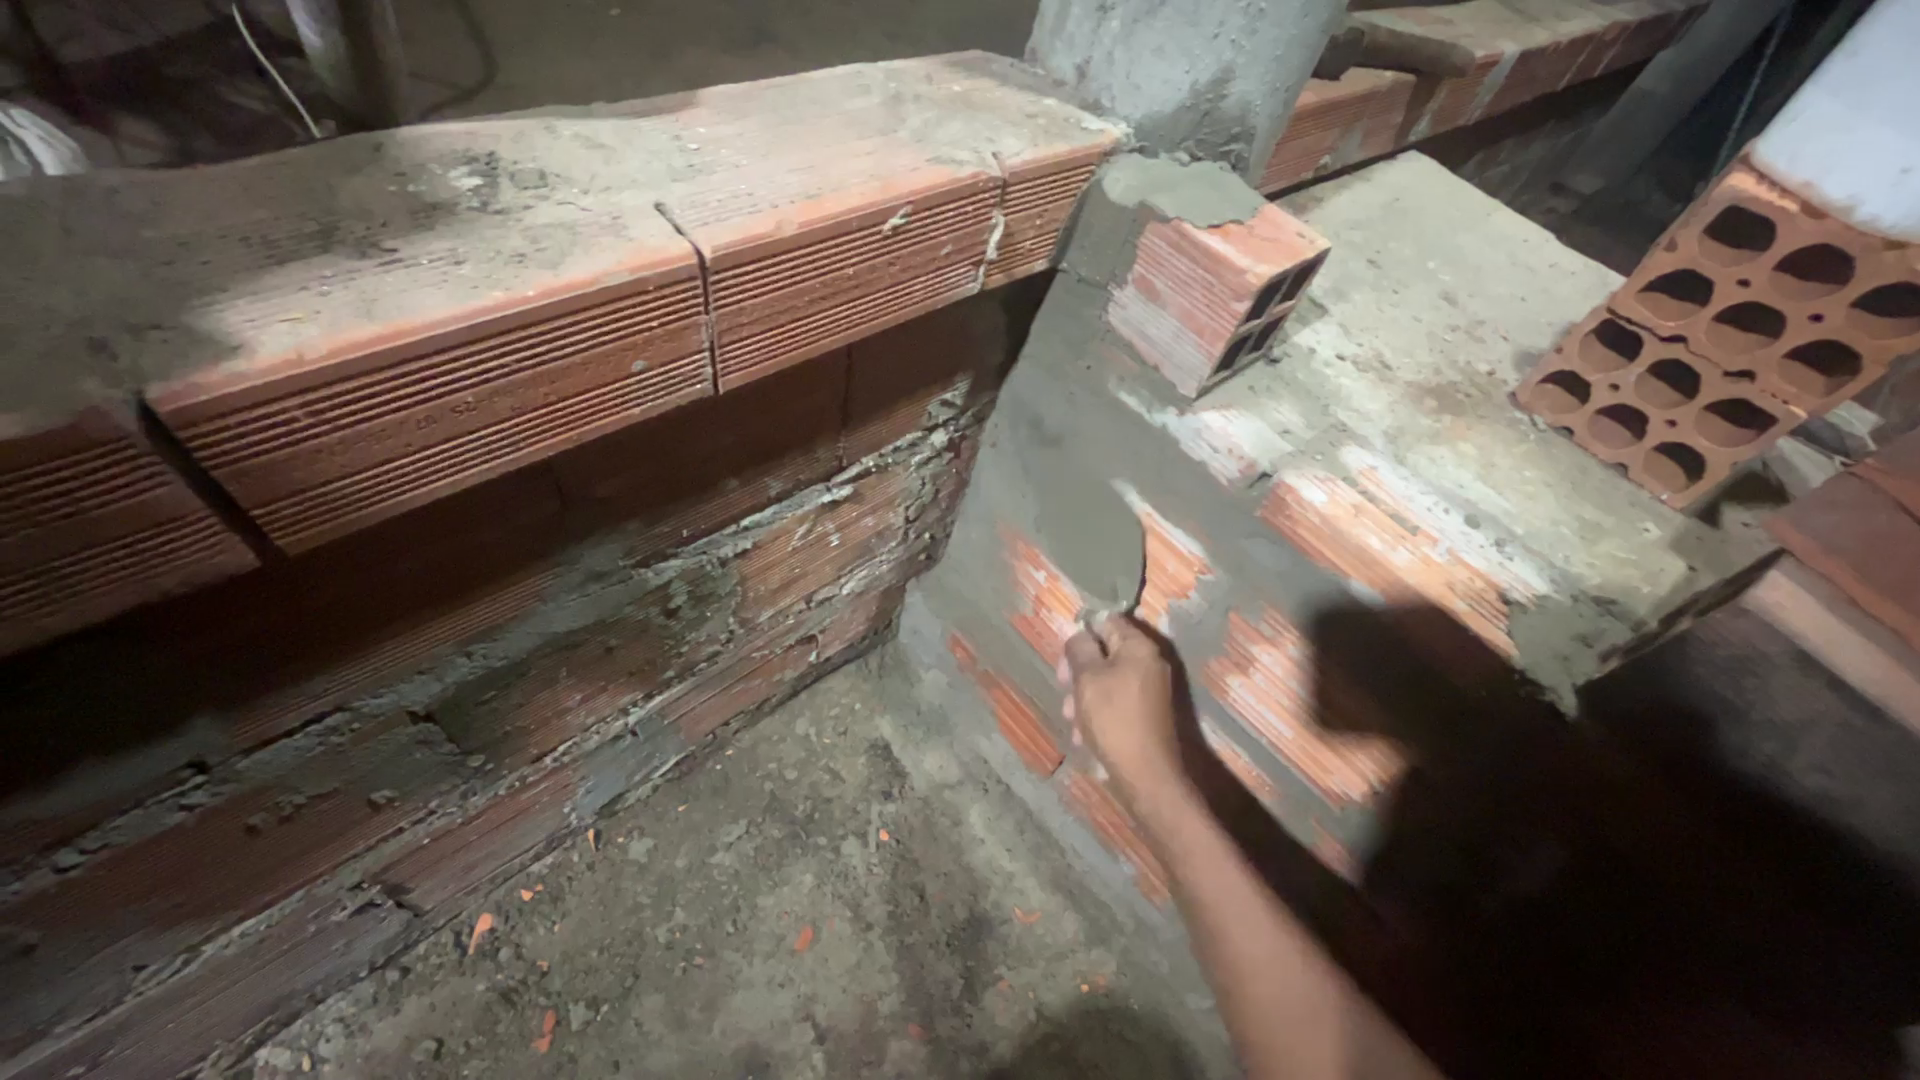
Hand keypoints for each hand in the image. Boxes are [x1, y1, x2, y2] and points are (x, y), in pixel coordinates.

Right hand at [1057, 614, 1184, 802]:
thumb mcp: (1087, 678)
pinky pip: (1114, 702)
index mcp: (1139, 647)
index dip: (1082, 634)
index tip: (1065, 657)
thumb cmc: (1112, 718)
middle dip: (1079, 671)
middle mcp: (1149, 663)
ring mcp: (1149, 690)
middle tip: (1064, 688)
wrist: (1145, 773)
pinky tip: (1084, 735)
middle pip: (1105, 652)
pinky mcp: (1145, 714)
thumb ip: (1080, 649)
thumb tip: (1080, 635)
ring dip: (1083, 696)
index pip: (1107, 621)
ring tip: (1072, 719)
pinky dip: (1097, 713)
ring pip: (1105, 681)